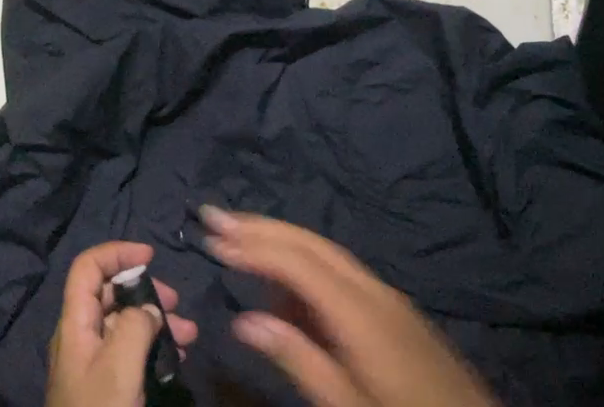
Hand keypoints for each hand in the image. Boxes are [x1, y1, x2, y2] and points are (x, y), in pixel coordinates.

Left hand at [47, 241, 199, 406]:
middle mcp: (80, 336)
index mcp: (75, 323)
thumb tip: (150, 309)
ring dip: (157, 321)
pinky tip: (177, 358)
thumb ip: (135, 326)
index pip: (87, 268)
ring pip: (125, 324)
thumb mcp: (119, 366)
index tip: (150, 256)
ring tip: (188, 336)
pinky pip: (130, 352)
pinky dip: (154, 347)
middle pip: (110, 294)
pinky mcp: (106, 387)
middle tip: (177, 304)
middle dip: (146, 291)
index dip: (116, 252)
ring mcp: (92, 362)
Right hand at [200, 207, 498, 406]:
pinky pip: (339, 273)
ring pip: (325, 253)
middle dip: (260, 226)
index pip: (297, 261)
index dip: (253, 244)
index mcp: (359, 310)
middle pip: (310, 243)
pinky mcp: (392, 310)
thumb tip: (245, 319)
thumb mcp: (348, 403)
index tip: (211, 235)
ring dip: (279, 240)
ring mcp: (386, 297)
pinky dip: (303, 265)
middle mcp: (372, 290)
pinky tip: (282, 284)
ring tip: (235, 242)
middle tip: (214, 216)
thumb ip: (298, 359)